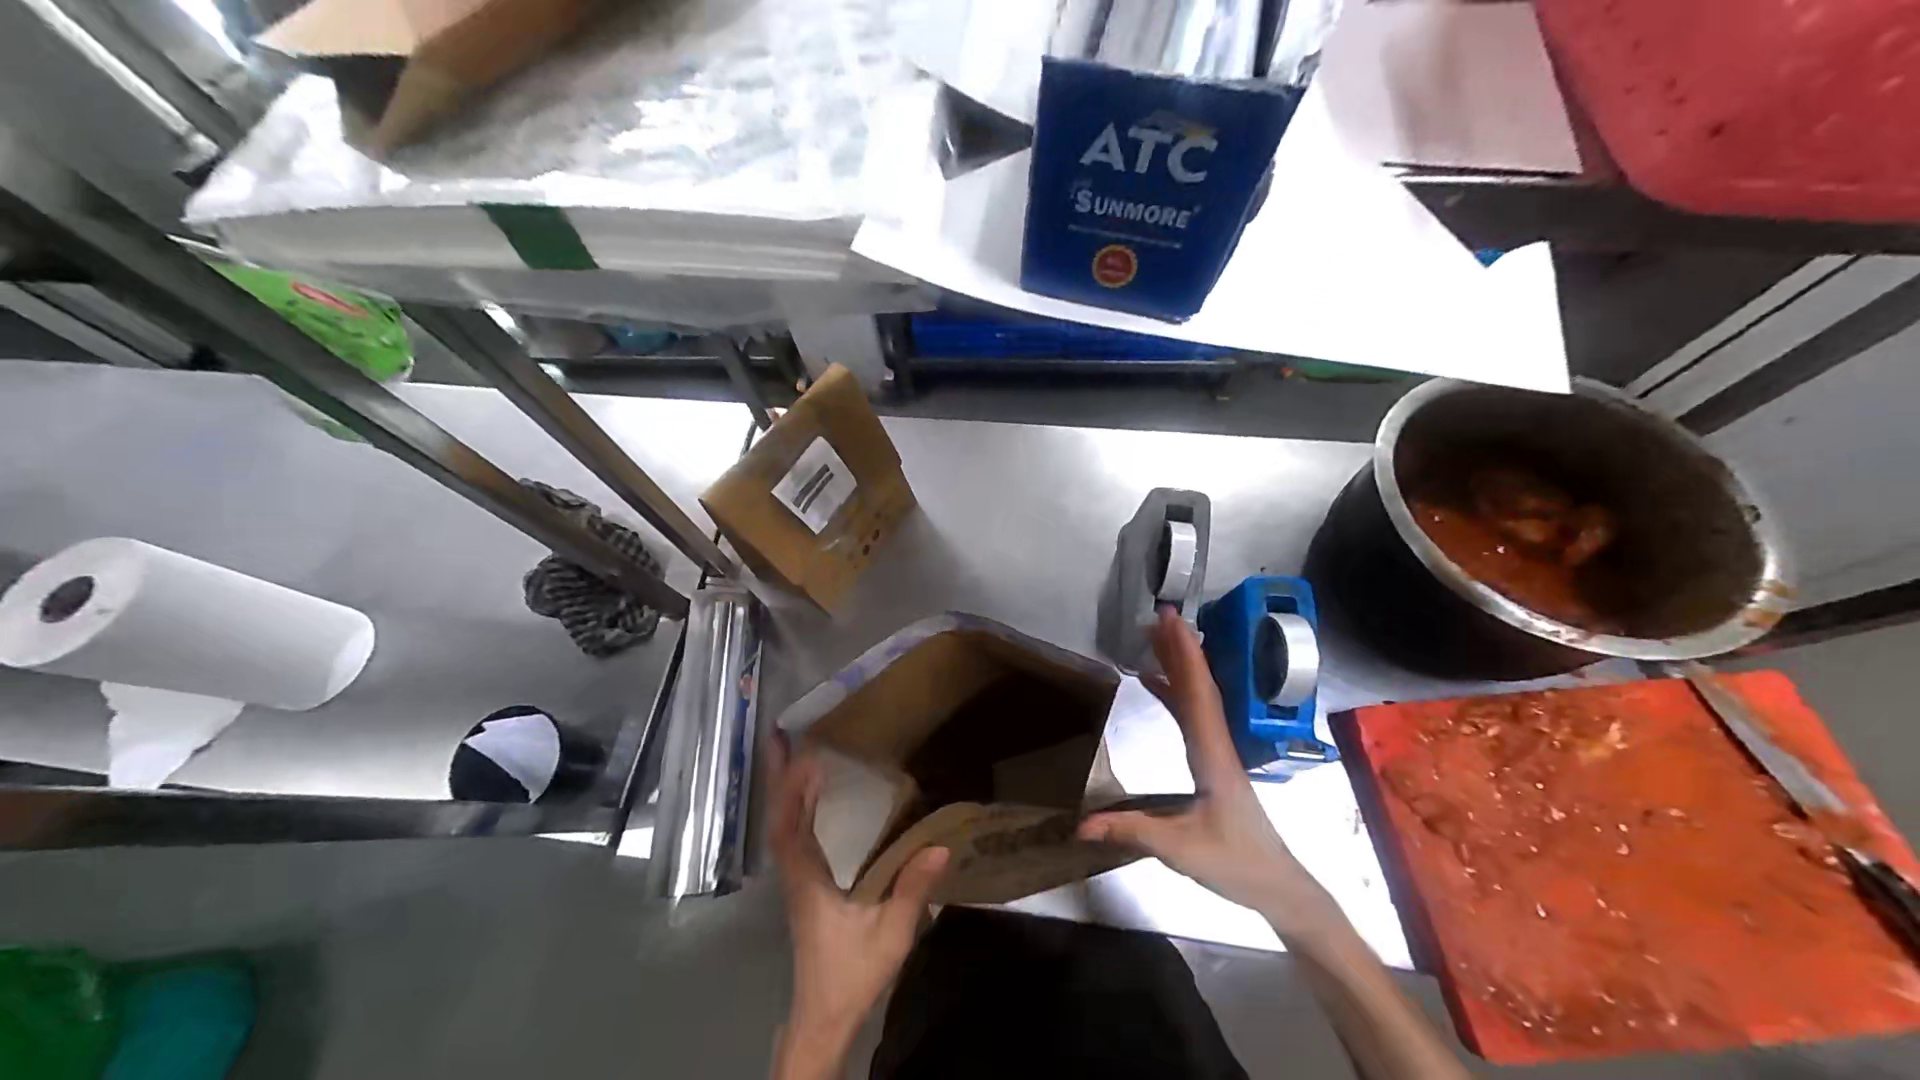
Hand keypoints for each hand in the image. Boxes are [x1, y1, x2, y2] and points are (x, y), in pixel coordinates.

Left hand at [769, 734, 948, 1079]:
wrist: (824, 1016)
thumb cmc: (852, 975)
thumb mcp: (890, 935)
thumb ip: (912, 891)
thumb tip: (940, 845)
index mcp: (807, 883)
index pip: (790, 829)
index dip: (793, 792)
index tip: (804, 756)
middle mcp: (795, 875)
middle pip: (778, 819)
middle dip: (779, 777)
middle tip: (780, 737)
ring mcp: (796, 881)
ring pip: (783, 826)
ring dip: (786, 789)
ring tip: (794, 753)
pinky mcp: (803, 886)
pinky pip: (794, 836)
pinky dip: (798, 807)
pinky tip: (813, 794)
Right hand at [1078, 608, 1333, 930]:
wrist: (1280, 887)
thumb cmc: (1235, 865)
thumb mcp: (1179, 851)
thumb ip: (1131, 831)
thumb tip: (1080, 825)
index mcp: (1212, 756)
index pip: (1197, 697)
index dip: (1184, 657)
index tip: (1171, 623)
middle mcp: (1218, 745)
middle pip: (1200, 688)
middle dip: (1181, 649)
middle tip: (1160, 615)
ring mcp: (1218, 753)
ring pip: (1199, 699)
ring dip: (1179, 666)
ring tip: (1155, 637)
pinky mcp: (1214, 764)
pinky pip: (1192, 716)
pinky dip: (1174, 693)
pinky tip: (1155, 683)